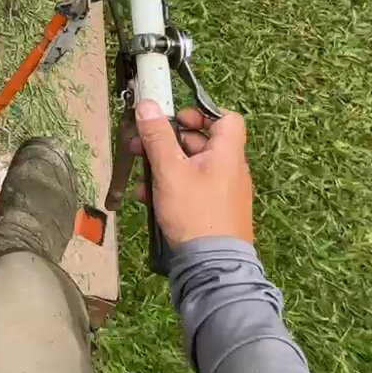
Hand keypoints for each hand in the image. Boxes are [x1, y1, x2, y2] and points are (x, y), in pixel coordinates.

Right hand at [129, 99, 254, 245]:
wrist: (212, 267)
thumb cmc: (195, 213)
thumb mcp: (170, 169)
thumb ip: (157, 135)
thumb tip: (148, 105)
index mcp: (227, 155)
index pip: (226, 119)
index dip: (200, 113)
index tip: (175, 118)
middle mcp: (229, 170)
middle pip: (200, 141)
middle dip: (168, 140)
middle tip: (143, 144)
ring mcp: (222, 191)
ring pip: (190, 164)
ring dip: (163, 163)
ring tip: (142, 173)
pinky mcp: (213, 208)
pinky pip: (190, 185)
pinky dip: (170, 184)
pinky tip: (149, 195)